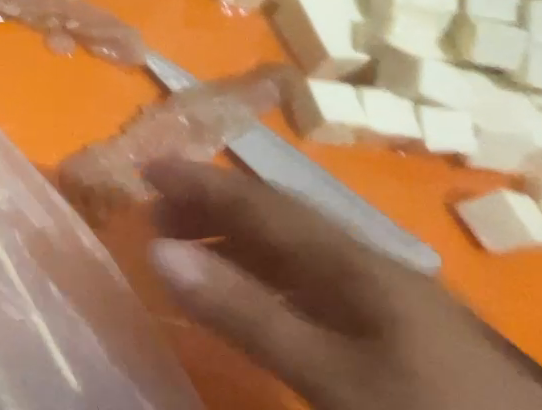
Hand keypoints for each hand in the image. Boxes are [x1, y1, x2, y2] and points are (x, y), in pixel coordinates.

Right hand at [144, 161, 541, 409]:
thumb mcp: (334, 374)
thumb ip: (245, 313)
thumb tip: (154, 248)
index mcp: (354, 263)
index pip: (260, 203)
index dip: (199, 181)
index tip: (141, 167)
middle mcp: (369, 268)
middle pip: (278, 219)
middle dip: (210, 208)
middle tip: (152, 216)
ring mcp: (390, 301)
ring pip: (295, 251)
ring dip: (234, 241)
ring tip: (186, 251)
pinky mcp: (400, 334)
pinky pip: (311, 281)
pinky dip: (263, 274)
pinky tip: (251, 295)